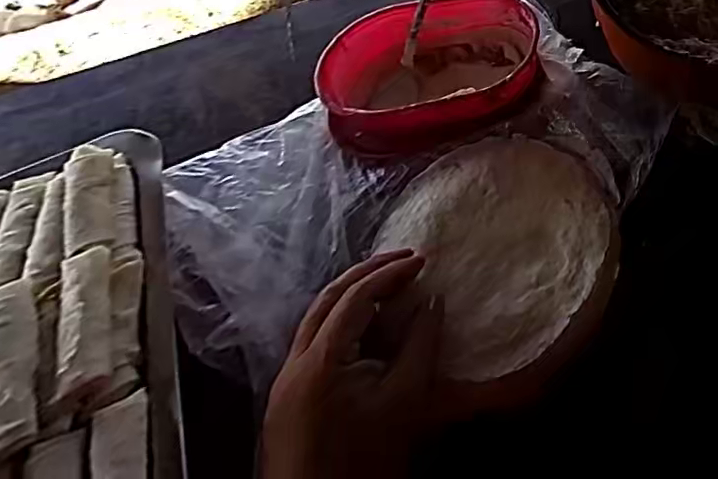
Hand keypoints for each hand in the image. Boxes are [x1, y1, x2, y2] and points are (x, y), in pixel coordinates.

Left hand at [261, 249, 442, 478]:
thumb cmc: (365, 463)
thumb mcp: (405, 402)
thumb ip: (421, 345)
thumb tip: (433, 301)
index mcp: (319, 363)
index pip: (355, 298)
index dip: (390, 274)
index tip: (422, 261)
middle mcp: (294, 365)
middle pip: (329, 298)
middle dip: (369, 272)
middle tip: (405, 259)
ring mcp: (285, 383)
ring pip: (318, 317)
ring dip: (354, 293)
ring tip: (392, 283)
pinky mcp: (288, 399)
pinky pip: (316, 341)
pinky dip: (344, 321)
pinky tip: (370, 323)